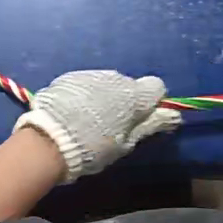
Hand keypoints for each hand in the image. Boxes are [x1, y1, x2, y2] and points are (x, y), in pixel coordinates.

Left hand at [13, 70, 180, 181]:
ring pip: (106, 84)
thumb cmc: (93, 147)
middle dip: (125, 101)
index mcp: (133, 94)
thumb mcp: (126, 143)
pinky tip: (72, 113)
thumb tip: (173, 115)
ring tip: (88, 120)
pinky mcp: (68, 77)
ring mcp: (89, 75)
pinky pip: (85, 84)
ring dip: (103, 97)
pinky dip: (84, 95)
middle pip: (129, 85)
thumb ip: (150, 125)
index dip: (151, 103)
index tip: (140, 119)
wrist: (48, 140)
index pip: (156, 87)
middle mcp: (114, 77)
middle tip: (112, 125)